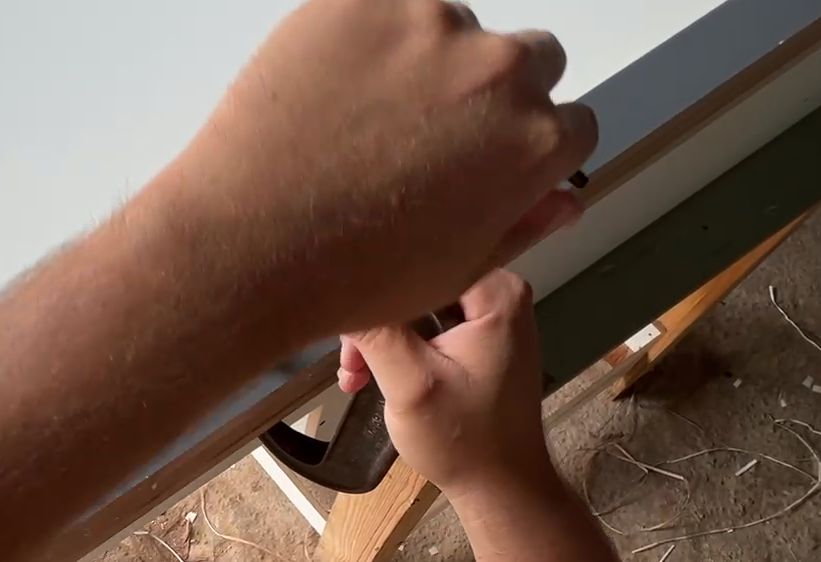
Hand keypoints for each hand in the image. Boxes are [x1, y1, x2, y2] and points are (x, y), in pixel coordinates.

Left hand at [149, 0, 595, 337]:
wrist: (250, 249)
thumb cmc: (346, 277)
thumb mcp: (449, 274)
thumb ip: (519, 226)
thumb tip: (563, 199)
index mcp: (533, 145)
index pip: (570, 125)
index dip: (527, 152)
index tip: (487, 166)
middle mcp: (499, 72)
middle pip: (527, 63)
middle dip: (491, 101)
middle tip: (424, 144)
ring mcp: (429, 25)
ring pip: (451, 33)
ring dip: (424, 68)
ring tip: (358, 130)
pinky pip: (383, 10)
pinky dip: (366, 46)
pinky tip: (328, 101)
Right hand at [341, 269, 553, 495]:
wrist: (498, 486)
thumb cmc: (462, 440)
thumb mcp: (410, 385)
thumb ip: (376, 334)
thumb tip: (341, 288)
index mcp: (496, 290)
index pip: (421, 259)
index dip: (375, 286)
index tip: (344, 320)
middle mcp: (501, 291)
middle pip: (416, 284)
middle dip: (375, 321)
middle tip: (350, 364)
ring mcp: (492, 316)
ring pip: (416, 307)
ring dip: (381, 340)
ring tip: (356, 377)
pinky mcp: (481, 340)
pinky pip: (429, 326)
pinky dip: (399, 349)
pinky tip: (374, 375)